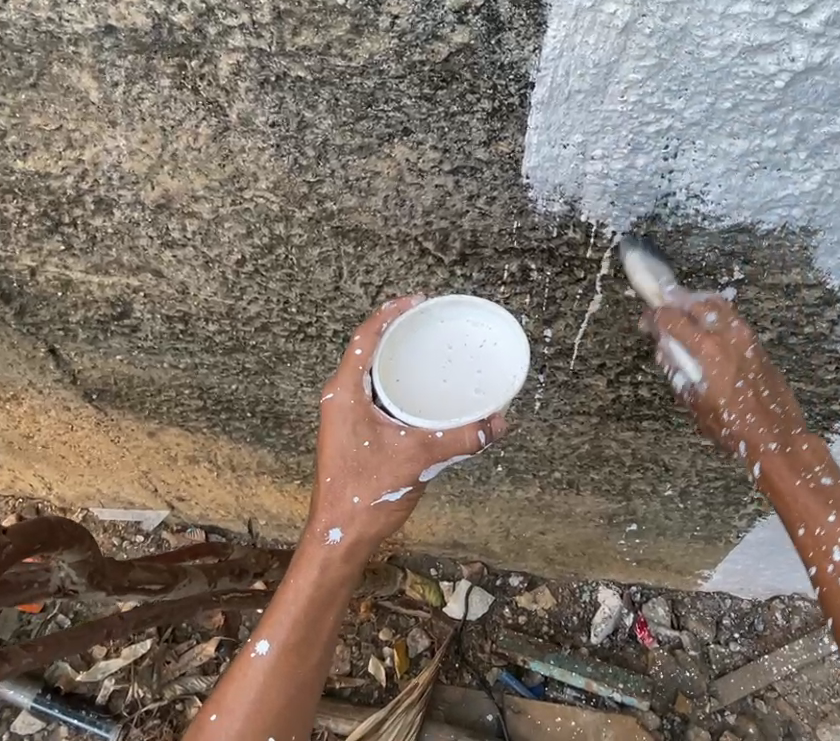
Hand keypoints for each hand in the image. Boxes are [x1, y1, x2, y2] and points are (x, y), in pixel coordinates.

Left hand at [305, 296, 506, 552]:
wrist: (341, 537)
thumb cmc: (365, 495)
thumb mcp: (419, 459)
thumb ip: (462, 439)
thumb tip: (499, 423)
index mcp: (345, 393)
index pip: (365, 338)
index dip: (389, 313)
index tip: (417, 301)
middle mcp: (341, 397)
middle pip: (368, 349)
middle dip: (396, 330)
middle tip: (428, 319)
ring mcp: (345, 415)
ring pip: (370, 372)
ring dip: (395, 356)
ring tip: (427, 346)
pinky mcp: (353, 430)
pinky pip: (375, 392)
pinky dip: (396, 381)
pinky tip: (421, 388)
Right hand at [644, 295, 807, 467]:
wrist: (777, 435)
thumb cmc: (732, 426)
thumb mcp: (693, 401)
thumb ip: (676, 370)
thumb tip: (665, 350)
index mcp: (706, 348)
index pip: (670, 317)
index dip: (653, 316)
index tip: (646, 323)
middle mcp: (726, 334)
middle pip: (693, 302)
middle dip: (673, 305)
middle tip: (663, 317)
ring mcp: (744, 335)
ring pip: (715, 303)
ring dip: (696, 306)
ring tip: (685, 319)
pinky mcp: (756, 342)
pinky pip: (731, 316)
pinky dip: (714, 315)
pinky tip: (708, 331)